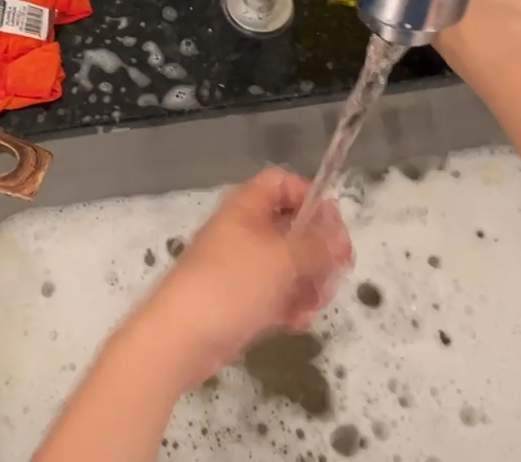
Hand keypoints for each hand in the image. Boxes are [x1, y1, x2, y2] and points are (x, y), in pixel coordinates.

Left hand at [123, 168, 352, 387]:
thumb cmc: (231, 284)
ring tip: (311, 304)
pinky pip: (278, 292)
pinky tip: (296, 322)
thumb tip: (338, 231)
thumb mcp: (282, 258)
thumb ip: (316, 244)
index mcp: (248, 206)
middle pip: (293, 226)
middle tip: (334, 274)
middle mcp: (245, 229)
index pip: (283, 183)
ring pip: (290, 263)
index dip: (310, 198)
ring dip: (308, 283)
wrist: (182, 336)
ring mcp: (244, 264)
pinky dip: (290, 303)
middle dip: (318, 251)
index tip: (333, 227)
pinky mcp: (244, 297)